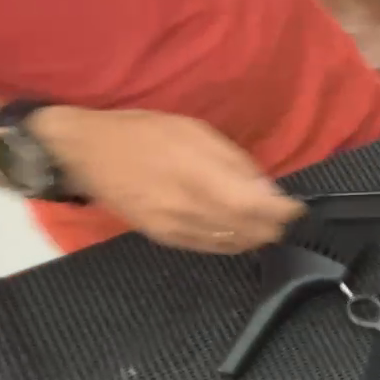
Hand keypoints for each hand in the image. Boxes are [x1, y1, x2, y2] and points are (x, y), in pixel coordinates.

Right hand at [29, 107, 302, 254]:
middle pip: (254, 231)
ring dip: (258, 234)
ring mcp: (177, 228)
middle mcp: (187, 207)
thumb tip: (272, 192)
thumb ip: (237, 164)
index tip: (299, 209)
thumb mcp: (194, 132)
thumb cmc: (141, 133)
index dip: (286, 213)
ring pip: (239, 243)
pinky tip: (237, 226)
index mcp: (195, 174)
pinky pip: (217, 248)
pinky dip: (236, 240)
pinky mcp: (168, 240)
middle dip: (276, 225)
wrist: (80, 152)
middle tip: (283, 215)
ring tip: (262, 219)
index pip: (257, 207)